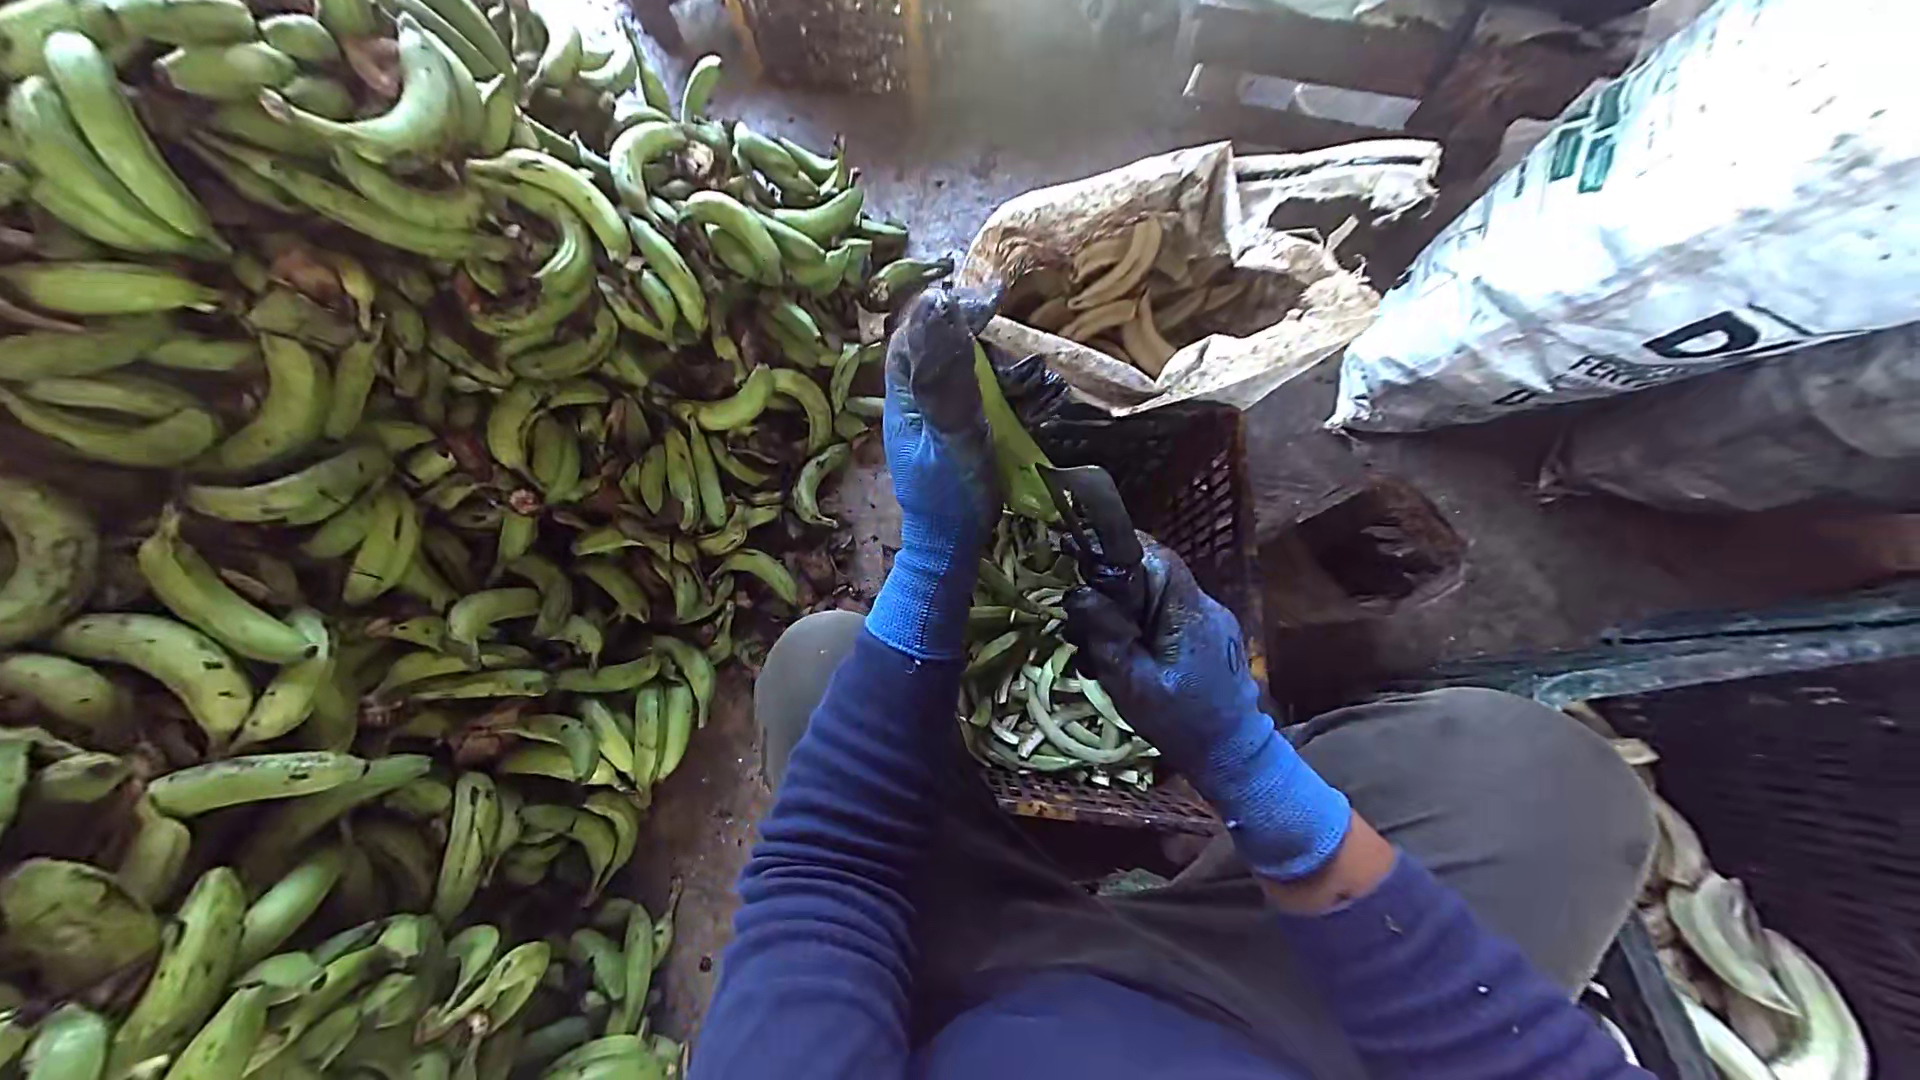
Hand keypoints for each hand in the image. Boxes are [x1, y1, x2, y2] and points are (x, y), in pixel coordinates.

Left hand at [867, 285, 1001, 659]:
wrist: (951, 547)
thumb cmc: (950, 498)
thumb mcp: (951, 438)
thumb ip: (947, 382)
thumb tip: (941, 314)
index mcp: (902, 401)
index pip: (908, 339)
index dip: (936, 313)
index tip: (976, 296)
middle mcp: (911, 404)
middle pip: (926, 349)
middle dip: (955, 326)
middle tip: (991, 310)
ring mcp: (930, 420)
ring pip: (944, 368)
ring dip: (969, 349)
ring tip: (1000, 335)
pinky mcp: (949, 433)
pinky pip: (960, 391)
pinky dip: (980, 376)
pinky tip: (1002, 374)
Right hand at [1065, 537, 1350, 880]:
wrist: (1233, 755)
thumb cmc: (1180, 723)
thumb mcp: (1132, 684)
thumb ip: (1106, 636)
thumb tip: (1078, 593)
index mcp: (1188, 613)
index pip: (1158, 557)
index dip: (1120, 552)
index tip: (1086, 562)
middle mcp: (1204, 606)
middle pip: (1152, 574)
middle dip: (1112, 591)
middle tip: (1081, 624)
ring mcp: (1208, 619)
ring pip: (1155, 595)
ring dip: (1122, 612)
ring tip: (1096, 649)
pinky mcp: (1205, 634)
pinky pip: (1165, 614)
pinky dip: (1139, 626)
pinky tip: (1122, 656)